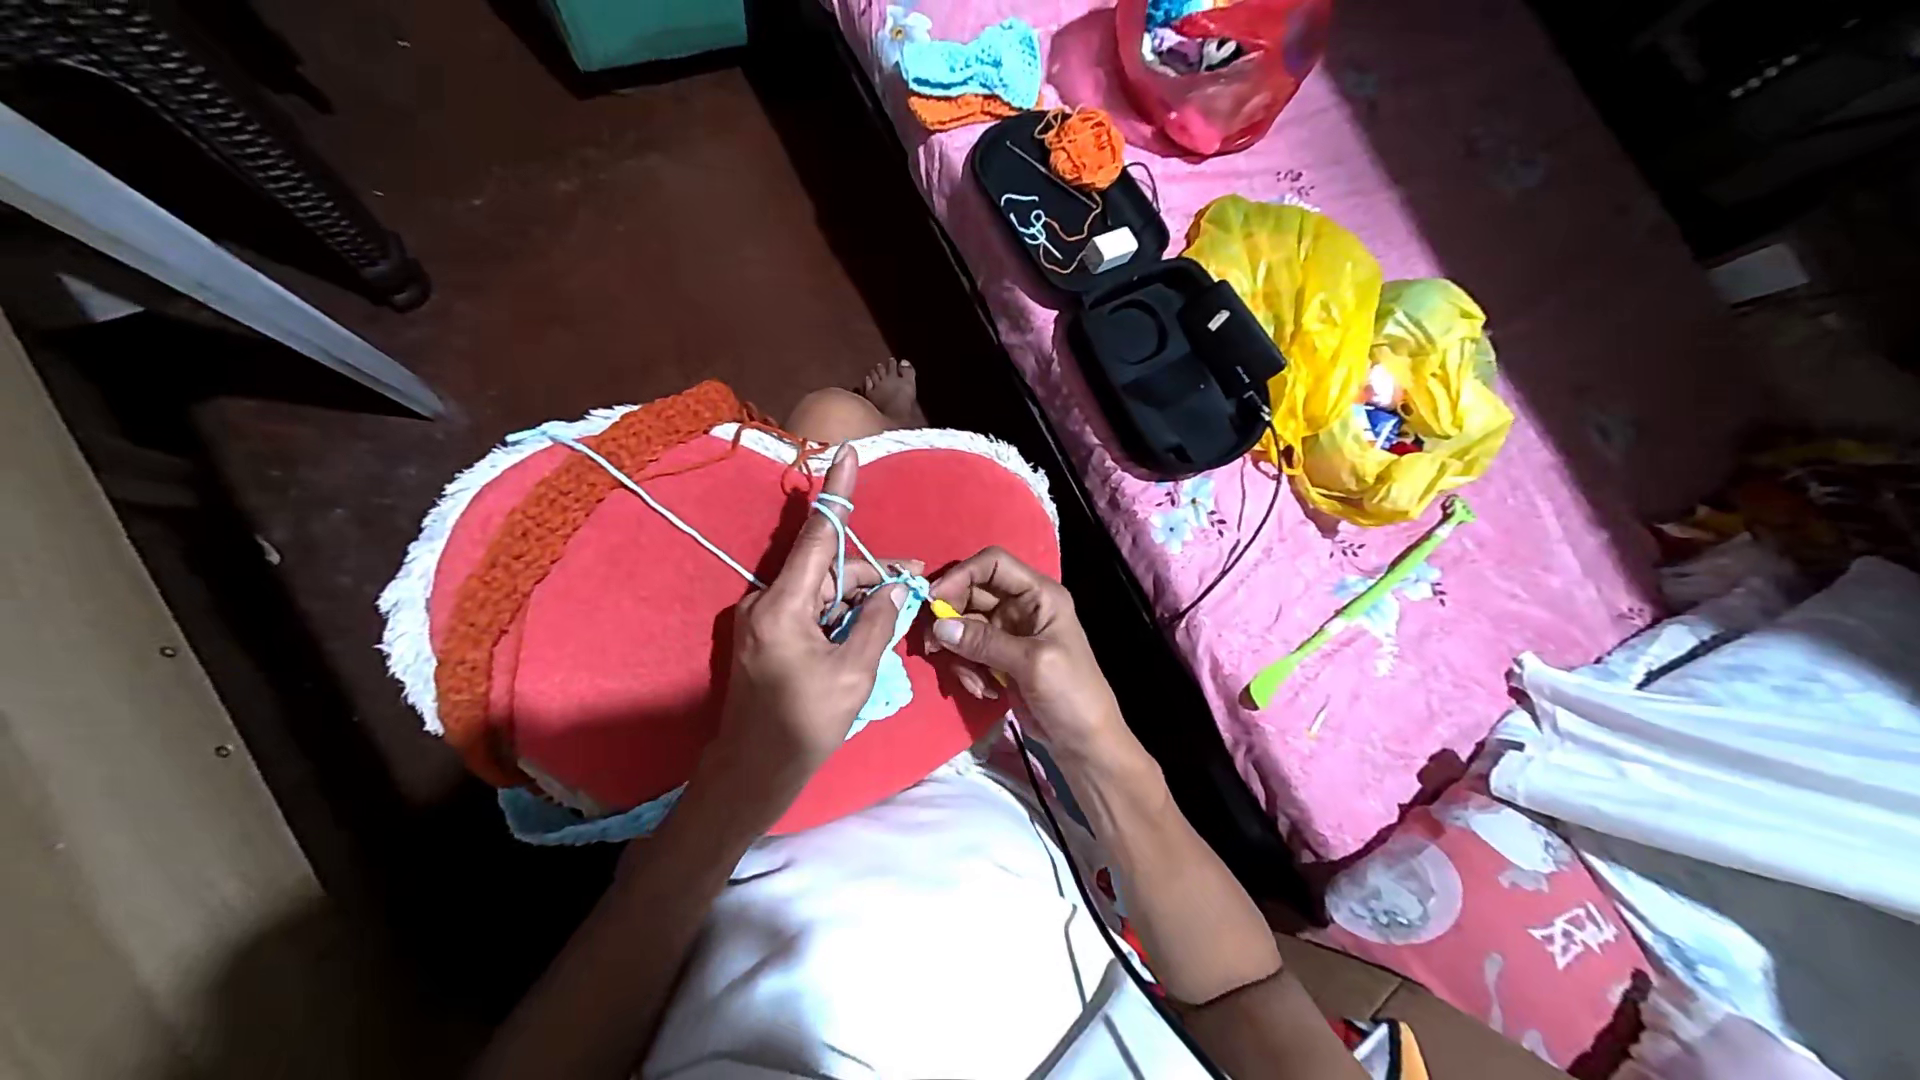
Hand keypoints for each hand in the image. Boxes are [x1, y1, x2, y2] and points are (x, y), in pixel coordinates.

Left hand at [707, 445, 913, 807]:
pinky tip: (862, 634)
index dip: (837, 494)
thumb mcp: (853, 674)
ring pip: (822, 591)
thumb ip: (875, 622)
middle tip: (911, 590)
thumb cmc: (803, 725)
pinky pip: (810, 610)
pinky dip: (838, 615)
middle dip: (870, 576)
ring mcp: (763, 617)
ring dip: (857, 600)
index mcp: (784, 605)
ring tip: (891, 619)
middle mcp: (767, 600)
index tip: (847, 454)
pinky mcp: (766, 634)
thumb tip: (893, 589)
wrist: (751, 772)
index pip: (819, 536)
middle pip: (829, 569)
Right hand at [925, 547, 1129, 761]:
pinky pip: (968, 651)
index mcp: (1039, 594)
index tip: (934, 600)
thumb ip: (985, 642)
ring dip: (959, 652)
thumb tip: (939, 627)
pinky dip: (967, 668)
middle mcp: (1021, 606)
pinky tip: (984, 691)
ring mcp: (1008, 632)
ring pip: (964, 624)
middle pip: (971, 593)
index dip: (962, 575)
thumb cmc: (1071, 693)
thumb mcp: (1031, 663)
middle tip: (932, 646)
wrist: (1084, 741)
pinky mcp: (998, 657)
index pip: (993, 563)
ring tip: (971, 681)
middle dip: (950, 618)